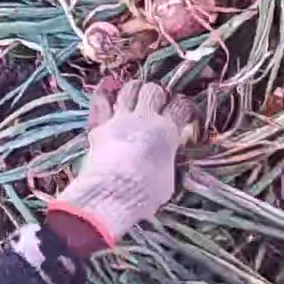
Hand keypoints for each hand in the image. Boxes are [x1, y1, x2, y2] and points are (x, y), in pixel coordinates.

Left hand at [47, 79, 193, 245]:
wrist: (110, 194)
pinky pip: (102, 103)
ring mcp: (120, 119)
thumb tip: (167, 155)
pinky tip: (106, 93)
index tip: (184, 114)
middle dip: (158, 94)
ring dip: (134, 90)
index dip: (184, 106)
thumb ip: (168, 160)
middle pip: (154, 90)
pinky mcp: (99, 126)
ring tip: (135, 97)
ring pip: (129, 89)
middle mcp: (144, 119)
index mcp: (167, 131)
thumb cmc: (144, 194)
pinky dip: (105, 97)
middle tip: (158, 104)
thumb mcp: (167, 180)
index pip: (180, 106)